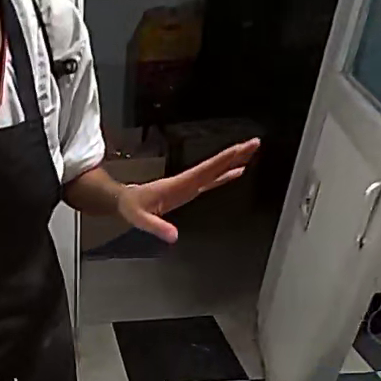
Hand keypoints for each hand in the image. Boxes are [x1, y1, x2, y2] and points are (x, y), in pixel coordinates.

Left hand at [118, 138, 258, 243]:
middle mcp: (188, 181)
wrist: (125, 202)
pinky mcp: (189, 190)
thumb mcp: (140, 219)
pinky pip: (211, 181)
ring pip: (215, 170)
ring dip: (233, 161)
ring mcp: (189, 184)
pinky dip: (225, 175)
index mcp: (180, 184)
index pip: (206, 170)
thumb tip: (173, 237)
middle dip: (235, 154)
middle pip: (215, 165)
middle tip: (255, 143)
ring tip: (251, 152)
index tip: (240, 149)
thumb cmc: (132, 208)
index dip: (224, 160)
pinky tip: (237, 172)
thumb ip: (156, 227)